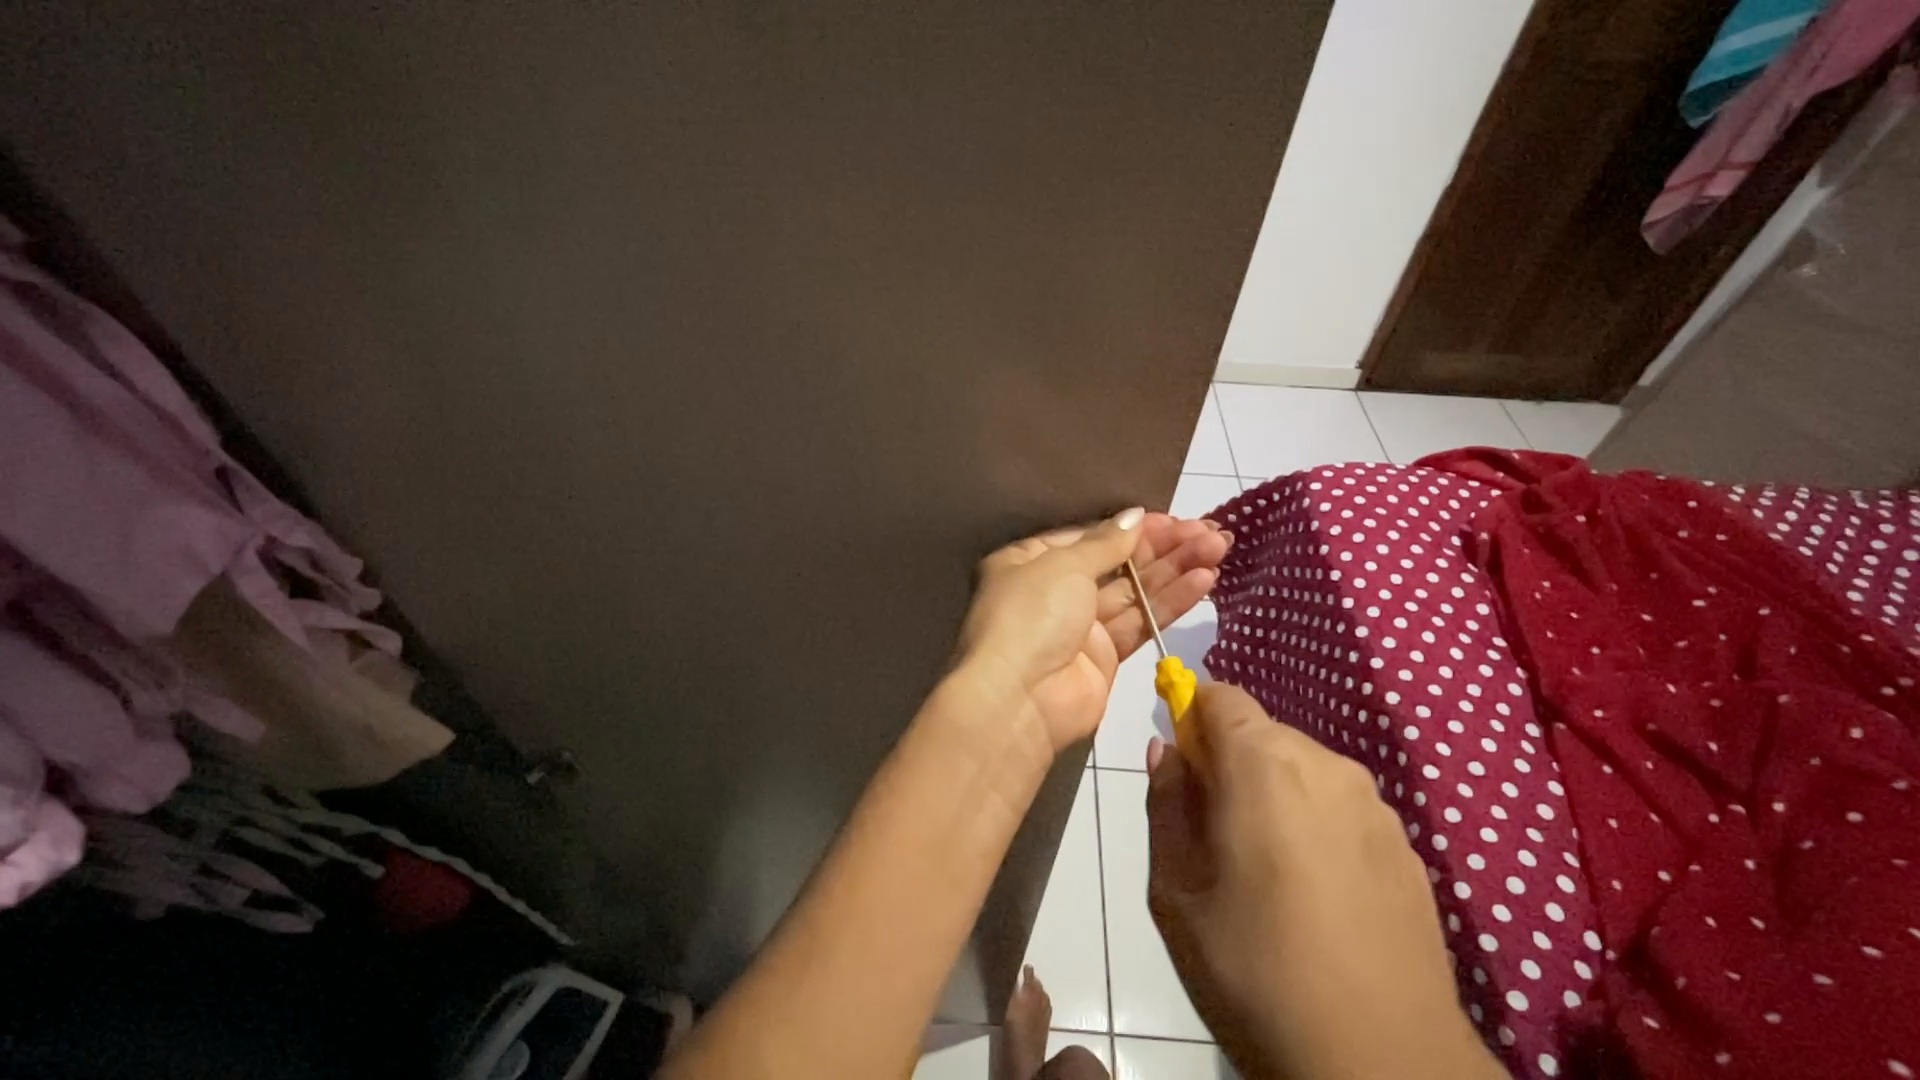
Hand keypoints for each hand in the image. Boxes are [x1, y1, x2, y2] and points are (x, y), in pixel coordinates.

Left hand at [952, 508, 1230, 756]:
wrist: (1019, 699)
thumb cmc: (1031, 615)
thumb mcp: (1064, 565)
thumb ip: (1105, 543)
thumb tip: (1134, 516)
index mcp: (1030, 561)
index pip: (1090, 537)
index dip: (1132, 528)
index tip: (1174, 519)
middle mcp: (1054, 590)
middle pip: (1117, 562)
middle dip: (1164, 547)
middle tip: (1211, 532)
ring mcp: (1080, 626)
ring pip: (1135, 591)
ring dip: (1176, 570)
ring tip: (1219, 548)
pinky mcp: (1105, 656)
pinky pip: (1141, 621)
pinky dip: (1171, 601)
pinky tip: (1204, 580)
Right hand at [1146, 683, 1504, 1079]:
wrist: (1382, 1062)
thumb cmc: (1254, 971)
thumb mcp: (1176, 891)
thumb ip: (1166, 805)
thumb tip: (1168, 752)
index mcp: (1265, 765)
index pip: (1221, 695)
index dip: (1191, 715)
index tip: (1180, 768)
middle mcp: (1327, 765)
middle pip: (1263, 732)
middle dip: (1229, 764)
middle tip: (1211, 835)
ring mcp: (1376, 806)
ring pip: (1304, 770)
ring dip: (1272, 796)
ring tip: (1264, 874)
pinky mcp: (1406, 847)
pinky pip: (1341, 809)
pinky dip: (1314, 826)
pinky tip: (1313, 896)